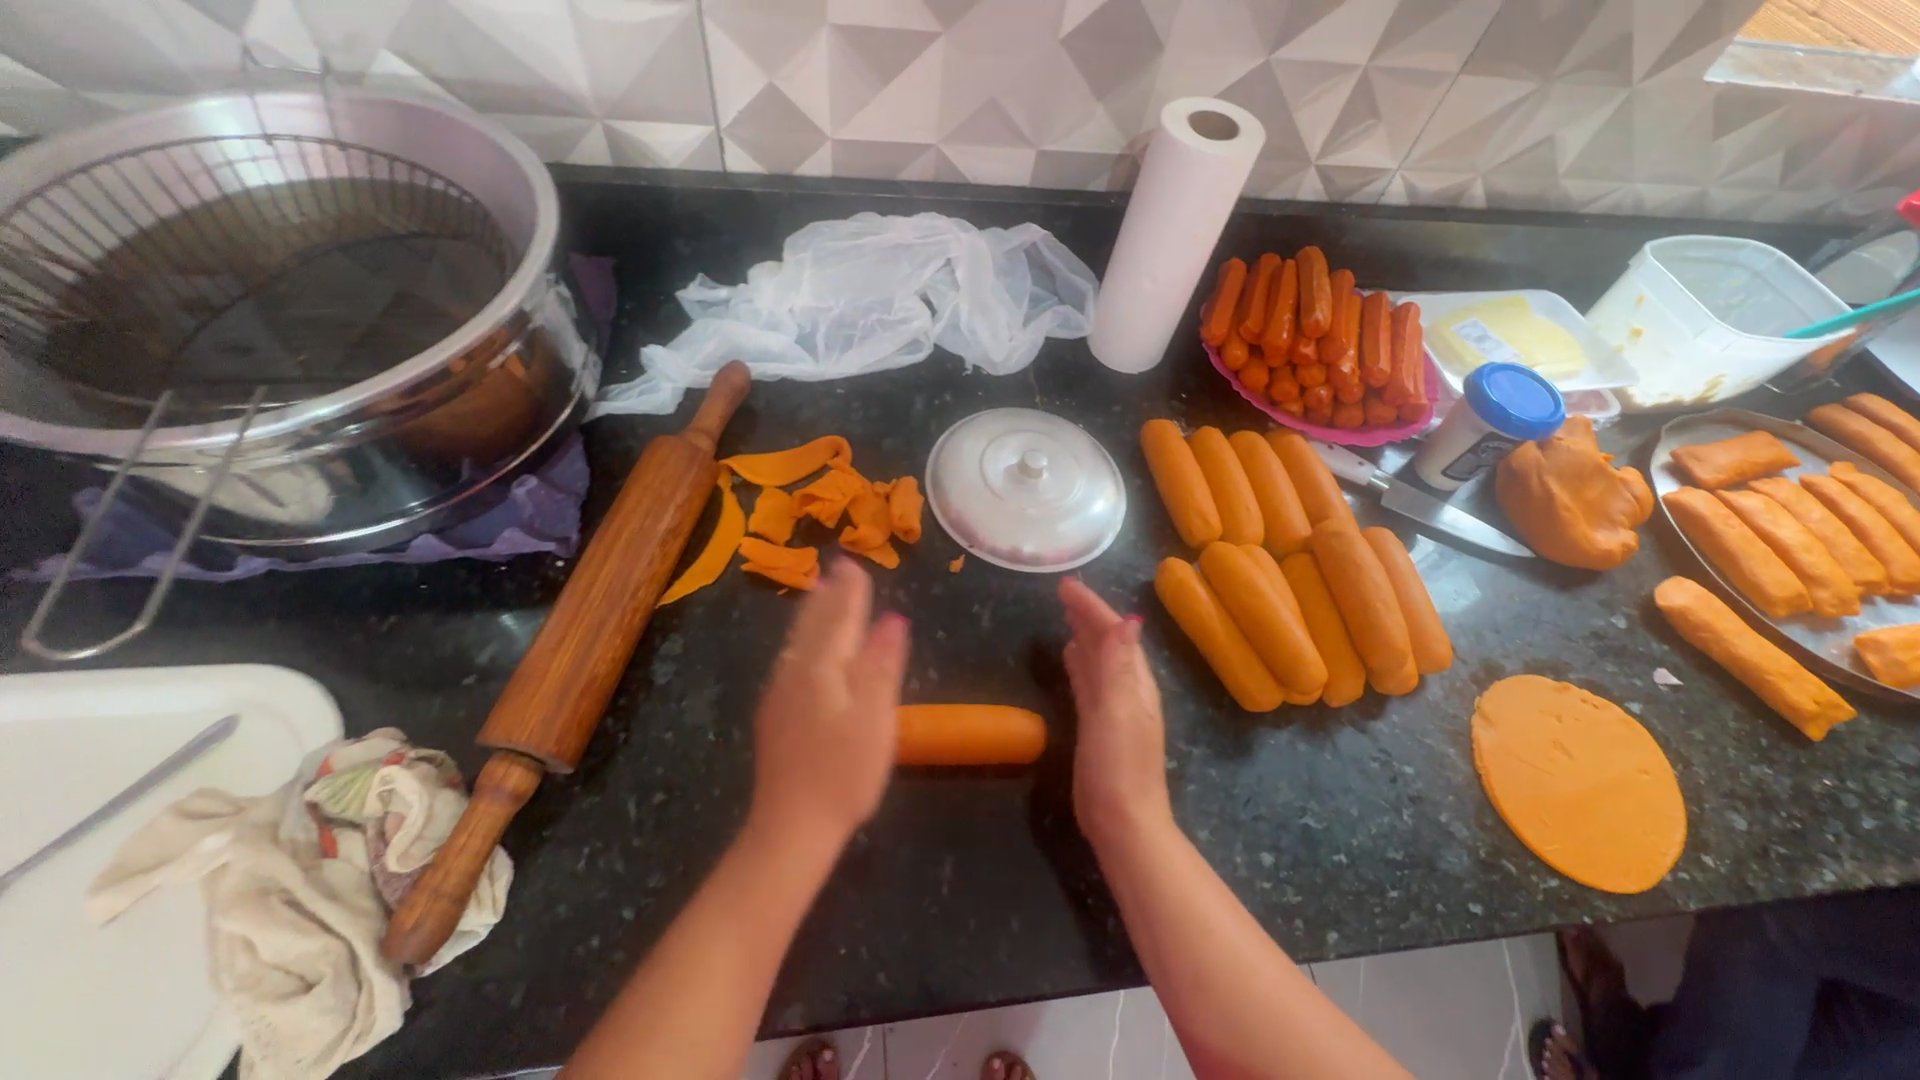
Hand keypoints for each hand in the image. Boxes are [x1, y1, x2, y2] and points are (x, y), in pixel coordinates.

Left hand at [748, 558, 909, 844]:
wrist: (791, 827)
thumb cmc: (843, 773)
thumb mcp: (875, 718)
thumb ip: (881, 665)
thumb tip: (893, 619)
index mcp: (822, 669)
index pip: (839, 620)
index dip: (850, 593)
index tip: (854, 564)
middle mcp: (795, 674)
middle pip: (812, 626)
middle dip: (827, 597)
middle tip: (834, 569)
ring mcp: (780, 697)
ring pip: (797, 644)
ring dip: (810, 616)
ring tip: (818, 594)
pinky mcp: (775, 718)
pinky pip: (790, 663)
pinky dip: (801, 642)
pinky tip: (800, 650)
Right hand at [1058, 578, 1172, 846]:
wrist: (1122, 821)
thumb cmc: (1118, 767)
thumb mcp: (1116, 712)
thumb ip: (1117, 666)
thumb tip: (1128, 618)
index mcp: (1134, 684)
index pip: (1114, 633)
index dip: (1091, 607)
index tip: (1065, 585)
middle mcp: (1128, 691)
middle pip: (1107, 643)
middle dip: (1088, 616)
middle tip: (1063, 593)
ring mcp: (1114, 710)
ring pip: (1098, 661)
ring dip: (1085, 637)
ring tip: (1067, 616)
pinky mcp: (1098, 727)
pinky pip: (1089, 683)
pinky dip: (1080, 665)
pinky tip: (1069, 657)